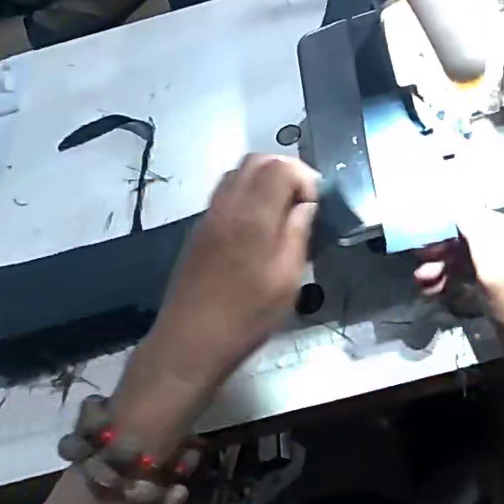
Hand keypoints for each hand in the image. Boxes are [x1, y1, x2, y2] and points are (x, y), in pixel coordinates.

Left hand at [120, 154, 317, 416]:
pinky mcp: (199, 229)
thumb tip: (307, 204)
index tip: (314, 207)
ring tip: (283, 213)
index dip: (305, 178)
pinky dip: (248, 194)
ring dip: (265, 180)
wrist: (190, 343)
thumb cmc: (247, 316)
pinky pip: (226, 192)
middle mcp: (227, 204)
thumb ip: (299, 232)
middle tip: (303, 202)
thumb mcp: (288, 278)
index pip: (281, 166)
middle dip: (286, 171)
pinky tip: (259, 227)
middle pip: (257, 160)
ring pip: (239, 173)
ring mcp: (209, 215)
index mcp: (253, 214)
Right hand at [413, 210, 503, 372]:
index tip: (419, 235)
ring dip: (441, 267)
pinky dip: (449, 279)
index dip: (445, 224)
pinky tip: (432, 291)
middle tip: (419, 264)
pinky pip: (467, 273)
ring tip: (422, 284)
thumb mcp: (495, 269)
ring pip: (463, 256)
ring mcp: (502, 264)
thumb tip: (454, 204)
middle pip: (466, 236)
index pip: (474, 216)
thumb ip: (475, 234)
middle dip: (441, 250)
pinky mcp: (495, 284)